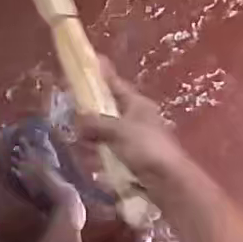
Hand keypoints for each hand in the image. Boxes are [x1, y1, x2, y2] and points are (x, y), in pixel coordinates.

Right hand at [77, 61, 195, 186]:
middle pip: (110, 107)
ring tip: (77, 138)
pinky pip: (112, 151)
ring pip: (109, 131)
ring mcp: (137, 138)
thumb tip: (78, 118)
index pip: (115, 83)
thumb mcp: (118, 131)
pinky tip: (91, 159)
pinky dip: (101, 153)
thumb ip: (96, 124)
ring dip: (94, 135)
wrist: (170, 181)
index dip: (102, 72)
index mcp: (137, 104)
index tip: (90, 60)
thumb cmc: (147, 148)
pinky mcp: (135, 158)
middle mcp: (138, 118)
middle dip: (92, 109)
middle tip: (72, 108)